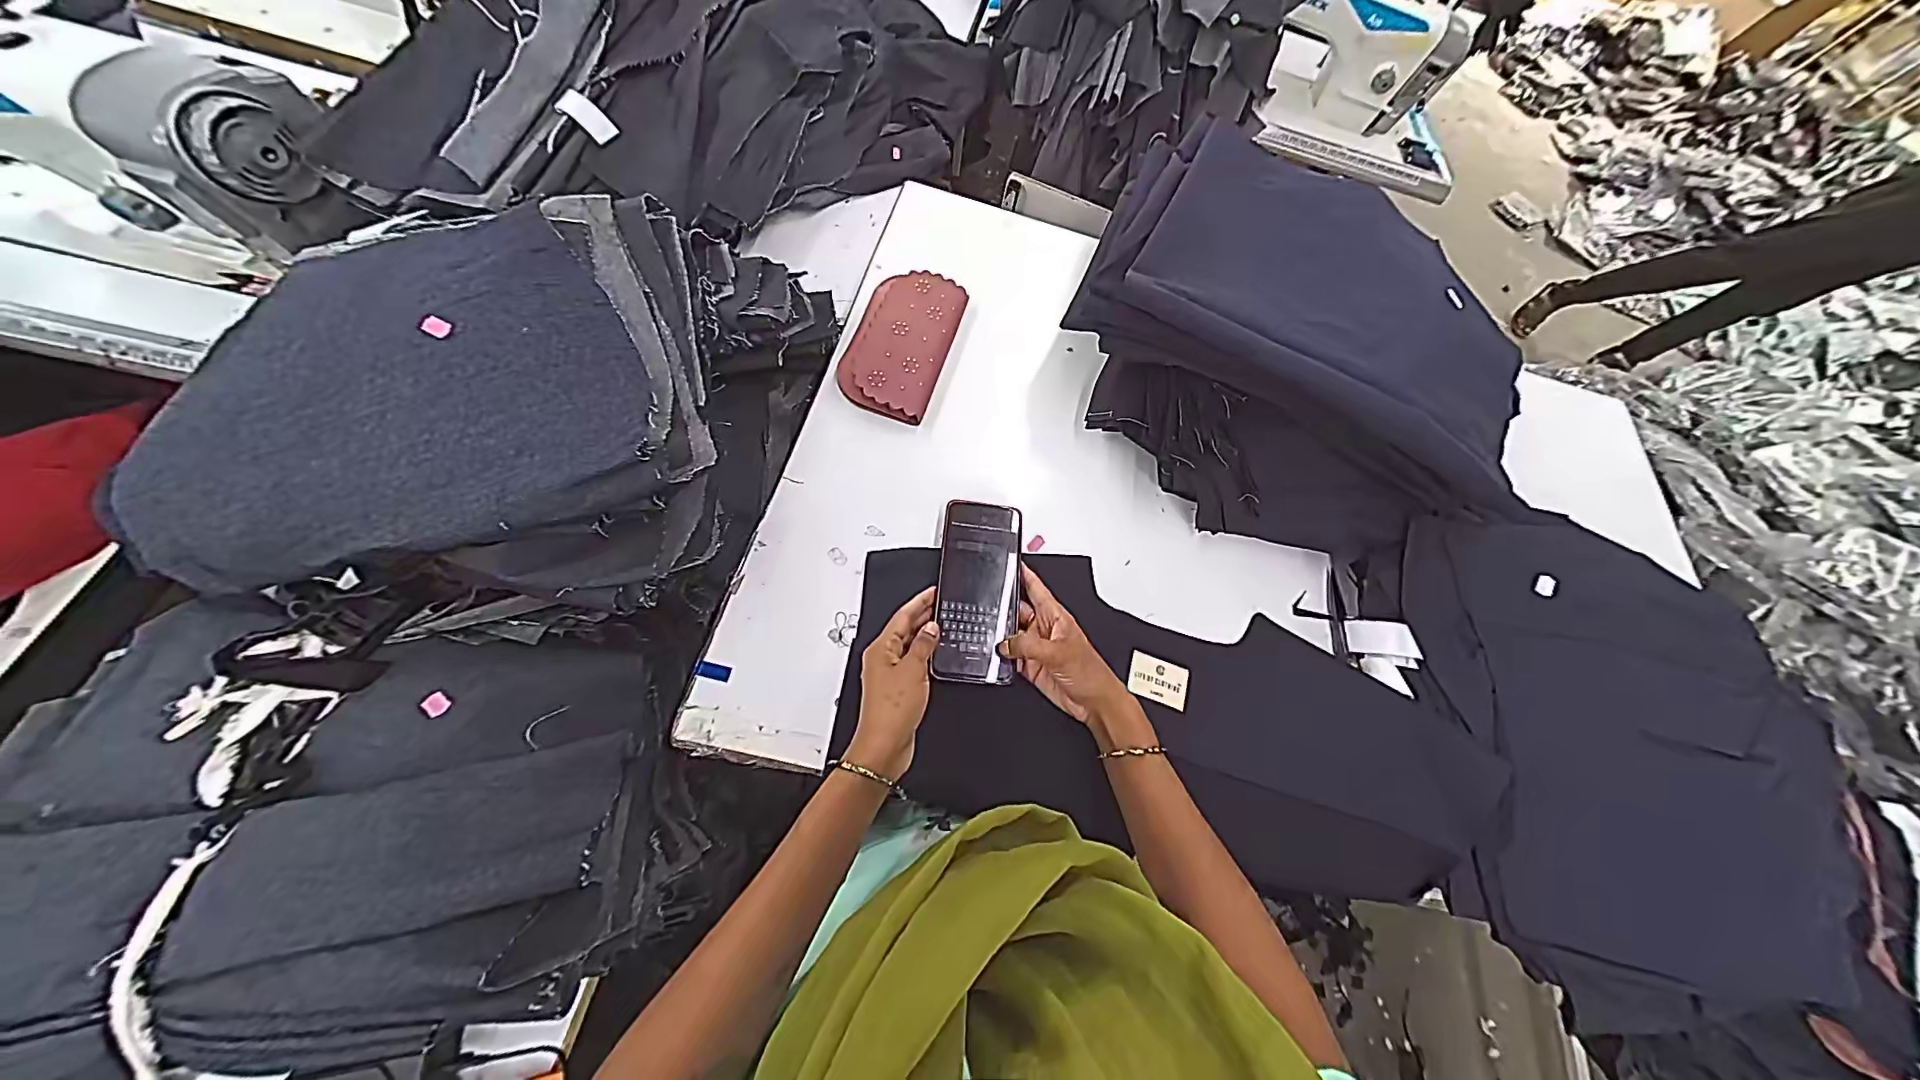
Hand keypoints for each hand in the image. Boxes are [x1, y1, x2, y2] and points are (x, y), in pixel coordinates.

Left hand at [849, 586, 938, 780]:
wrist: (884, 745)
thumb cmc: (890, 712)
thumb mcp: (913, 670)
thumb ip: (923, 645)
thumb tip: (931, 628)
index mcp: (881, 648)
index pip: (902, 615)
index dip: (919, 602)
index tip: (933, 591)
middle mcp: (883, 658)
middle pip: (905, 628)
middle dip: (923, 615)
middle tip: (942, 603)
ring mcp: (890, 673)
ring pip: (909, 644)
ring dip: (925, 634)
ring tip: (944, 623)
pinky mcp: (899, 688)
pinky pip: (913, 661)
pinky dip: (926, 653)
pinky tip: (937, 653)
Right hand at [1000, 564, 1135, 727]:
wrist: (1094, 701)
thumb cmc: (1090, 672)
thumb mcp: (1058, 653)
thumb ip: (1028, 645)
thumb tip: (1005, 643)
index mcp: (1055, 616)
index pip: (1035, 588)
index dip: (1023, 573)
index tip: (1010, 562)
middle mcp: (1043, 629)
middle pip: (1017, 610)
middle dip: (1002, 607)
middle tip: (987, 606)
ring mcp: (1036, 647)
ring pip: (1010, 634)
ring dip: (1001, 635)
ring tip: (987, 632)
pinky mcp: (1030, 665)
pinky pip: (1010, 656)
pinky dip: (1001, 656)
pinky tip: (995, 655)